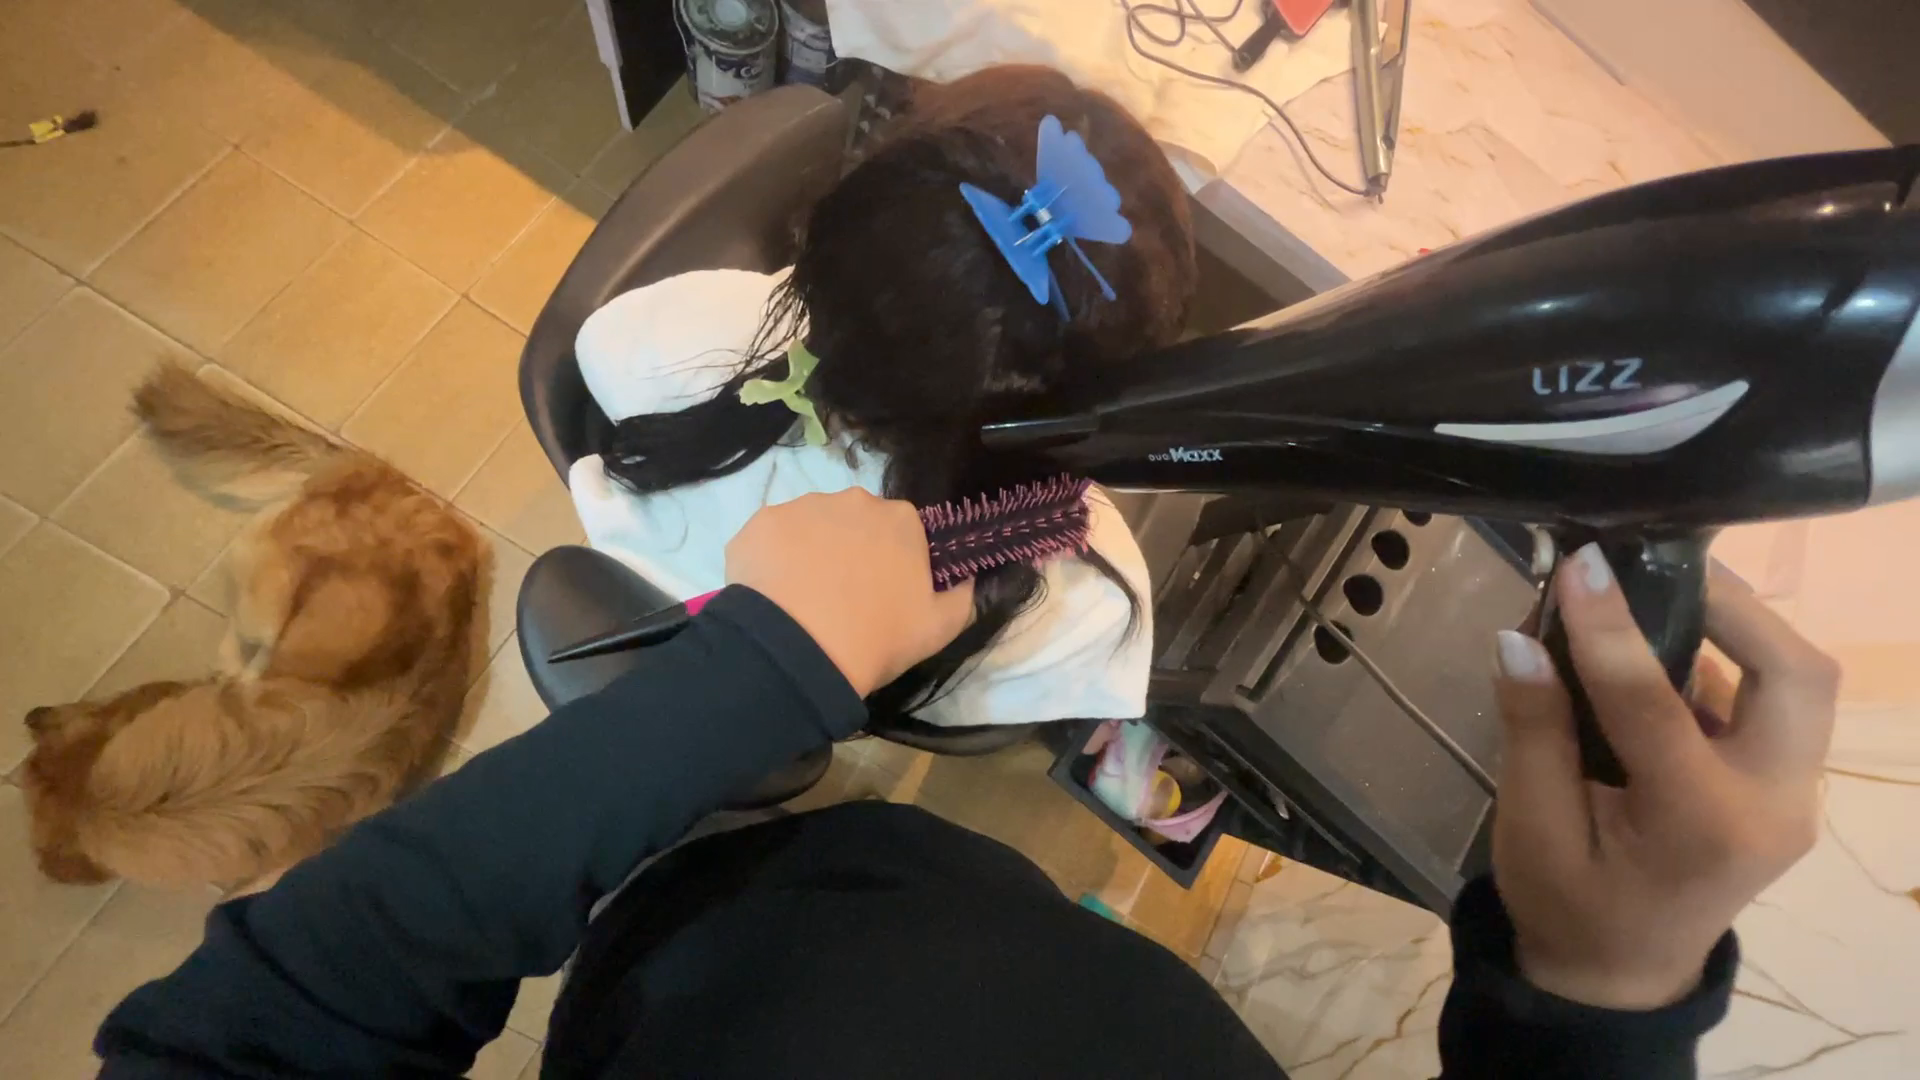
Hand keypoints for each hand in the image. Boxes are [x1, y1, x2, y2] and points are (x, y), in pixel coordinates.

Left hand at [725, 489, 974, 696]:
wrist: (798, 653)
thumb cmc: (878, 638)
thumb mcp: (940, 628)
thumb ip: (961, 594)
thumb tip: (965, 576)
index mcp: (901, 520)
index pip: (903, 532)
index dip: (894, 562)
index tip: (884, 593)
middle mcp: (854, 501)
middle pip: (856, 523)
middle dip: (851, 550)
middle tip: (842, 598)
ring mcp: (802, 507)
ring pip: (811, 527)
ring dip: (811, 553)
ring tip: (802, 600)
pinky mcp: (760, 524)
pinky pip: (771, 538)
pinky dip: (772, 560)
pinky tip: (773, 595)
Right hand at [1490, 545, 1838, 1009]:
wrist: (1617, 969)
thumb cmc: (1563, 898)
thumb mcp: (1529, 821)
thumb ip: (1532, 729)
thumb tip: (1518, 640)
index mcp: (1701, 822)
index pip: (1655, 702)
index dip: (1609, 627)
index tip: (1578, 564)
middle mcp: (1774, 803)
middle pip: (1797, 678)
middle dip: (1733, 605)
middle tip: (1652, 562)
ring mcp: (1788, 795)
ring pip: (1793, 685)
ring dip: (1731, 624)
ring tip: (1647, 587)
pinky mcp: (1774, 787)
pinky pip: (1763, 703)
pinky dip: (1716, 656)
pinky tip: (1651, 646)